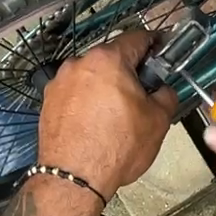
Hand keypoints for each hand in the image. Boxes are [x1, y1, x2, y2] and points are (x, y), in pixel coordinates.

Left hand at [36, 30, 178, 193]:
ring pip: (91, 77)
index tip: (159, 48)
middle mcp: (80, 65)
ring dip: (106, 88)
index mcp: (108, 61)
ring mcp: (60, 83)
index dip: (153, 43)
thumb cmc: (113, 149)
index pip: (136, 37)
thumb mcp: (158, 121)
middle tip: (142, 93)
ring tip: (117, 116)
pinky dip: (87, 103)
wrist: (74, 178)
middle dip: (128, 72)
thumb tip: (164, 91)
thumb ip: (166, 96)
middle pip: (111, 58)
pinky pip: (75, 94)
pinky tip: (97, 124)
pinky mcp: (49, 102)